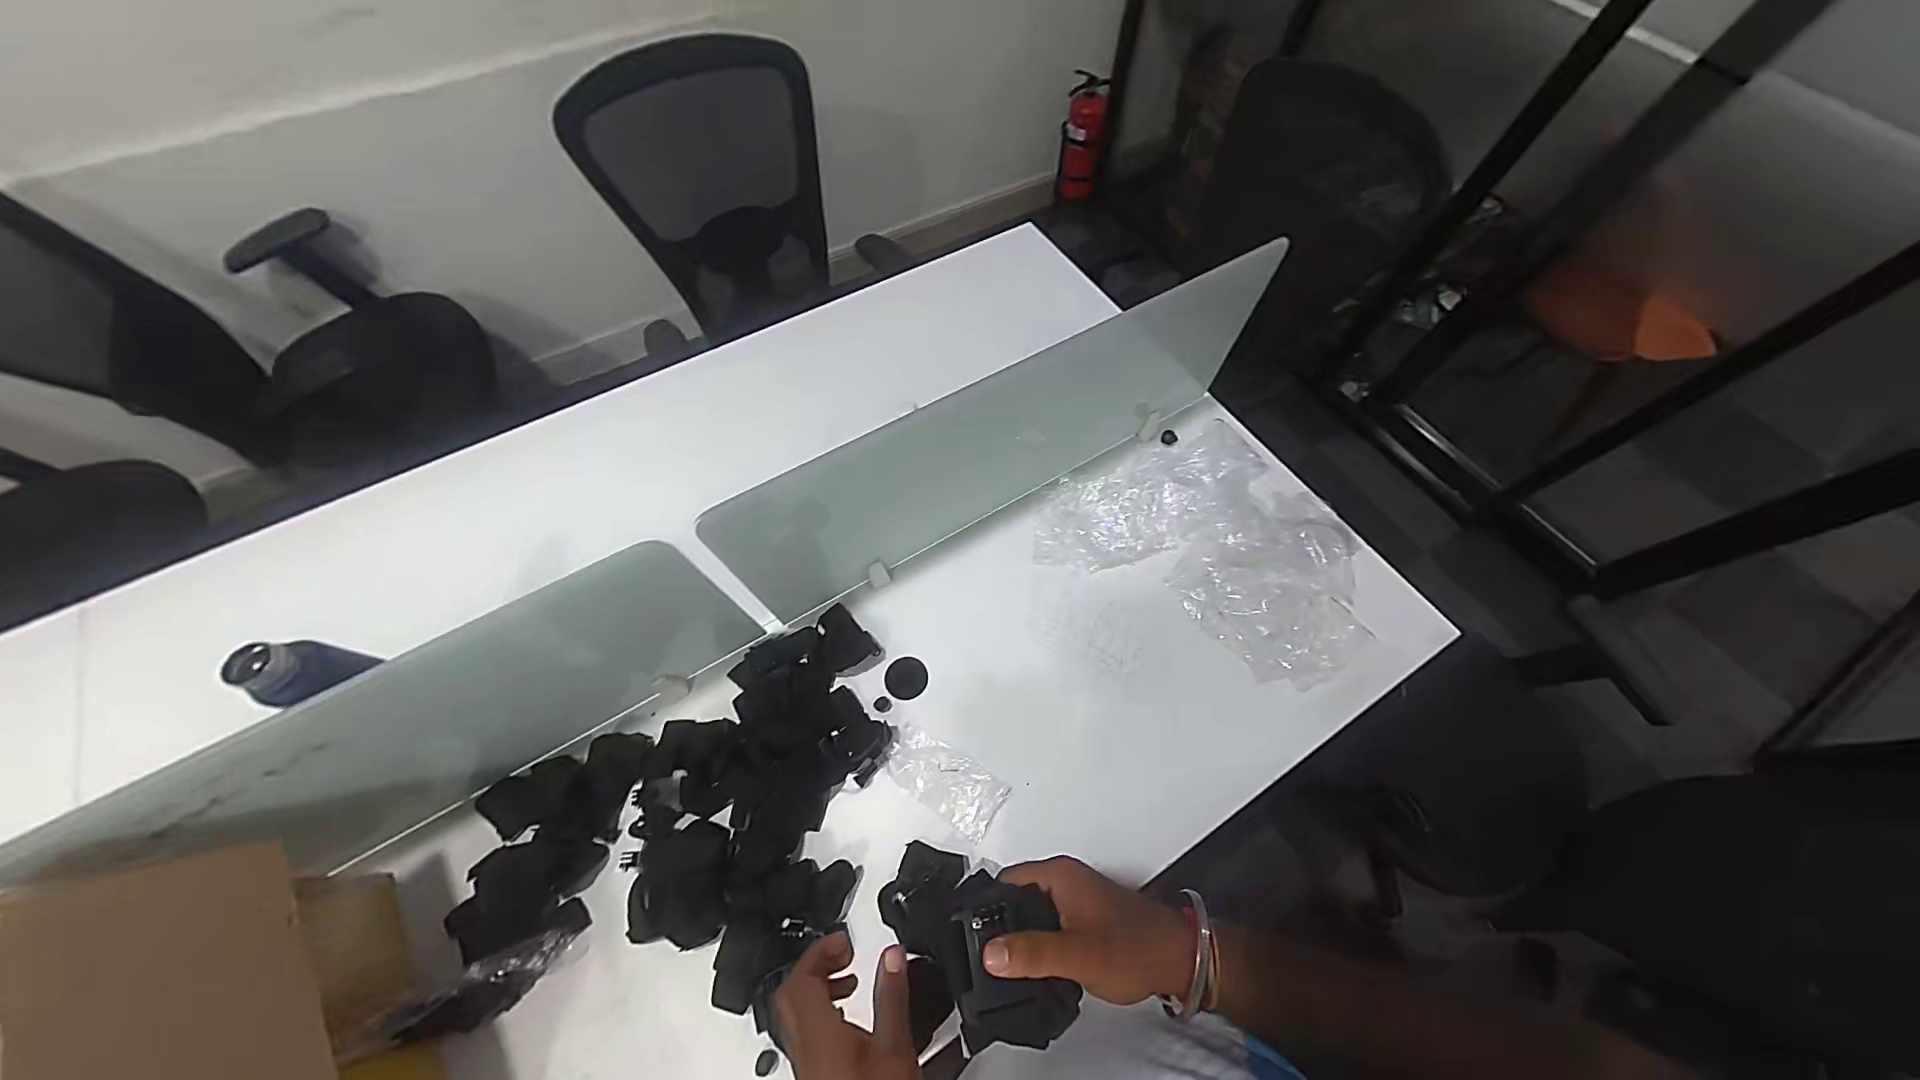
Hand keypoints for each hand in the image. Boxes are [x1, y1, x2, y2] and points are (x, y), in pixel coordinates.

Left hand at [774, 931, 919, 1079]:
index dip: (819, 950)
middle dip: (815, 967)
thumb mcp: (895, 1048)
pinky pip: (807, 1036)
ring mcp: (807, 1067)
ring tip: (849, 981)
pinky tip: (852, 1021)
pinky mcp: (816, 1078)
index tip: (844, 940)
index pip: (800, 979)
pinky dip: (824, 1014)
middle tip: (843, 954)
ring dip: (819, 990)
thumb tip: (892, 955)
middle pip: (790, 996)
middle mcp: (804, 1051)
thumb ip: (892, 997)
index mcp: (819, 1035)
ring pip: (795, 1017)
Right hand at [982, 856, 1193, 1004]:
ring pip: (1032, 909)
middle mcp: (1065, 877)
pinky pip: (1048, 920)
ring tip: (1013, 961)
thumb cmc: (1137, 947)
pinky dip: (1040, 938)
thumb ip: (1032, 953)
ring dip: (1023, 933)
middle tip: (990, 952)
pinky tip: (1040, 962)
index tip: (973, 931)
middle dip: (1002, 923)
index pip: (1005, 880)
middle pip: (1016, 894)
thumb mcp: (1077, 955)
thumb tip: (992, 952)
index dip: (986, 906)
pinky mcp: (1084, 912)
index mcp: (1059, 874)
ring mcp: (1075, 894)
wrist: (1177, 958)